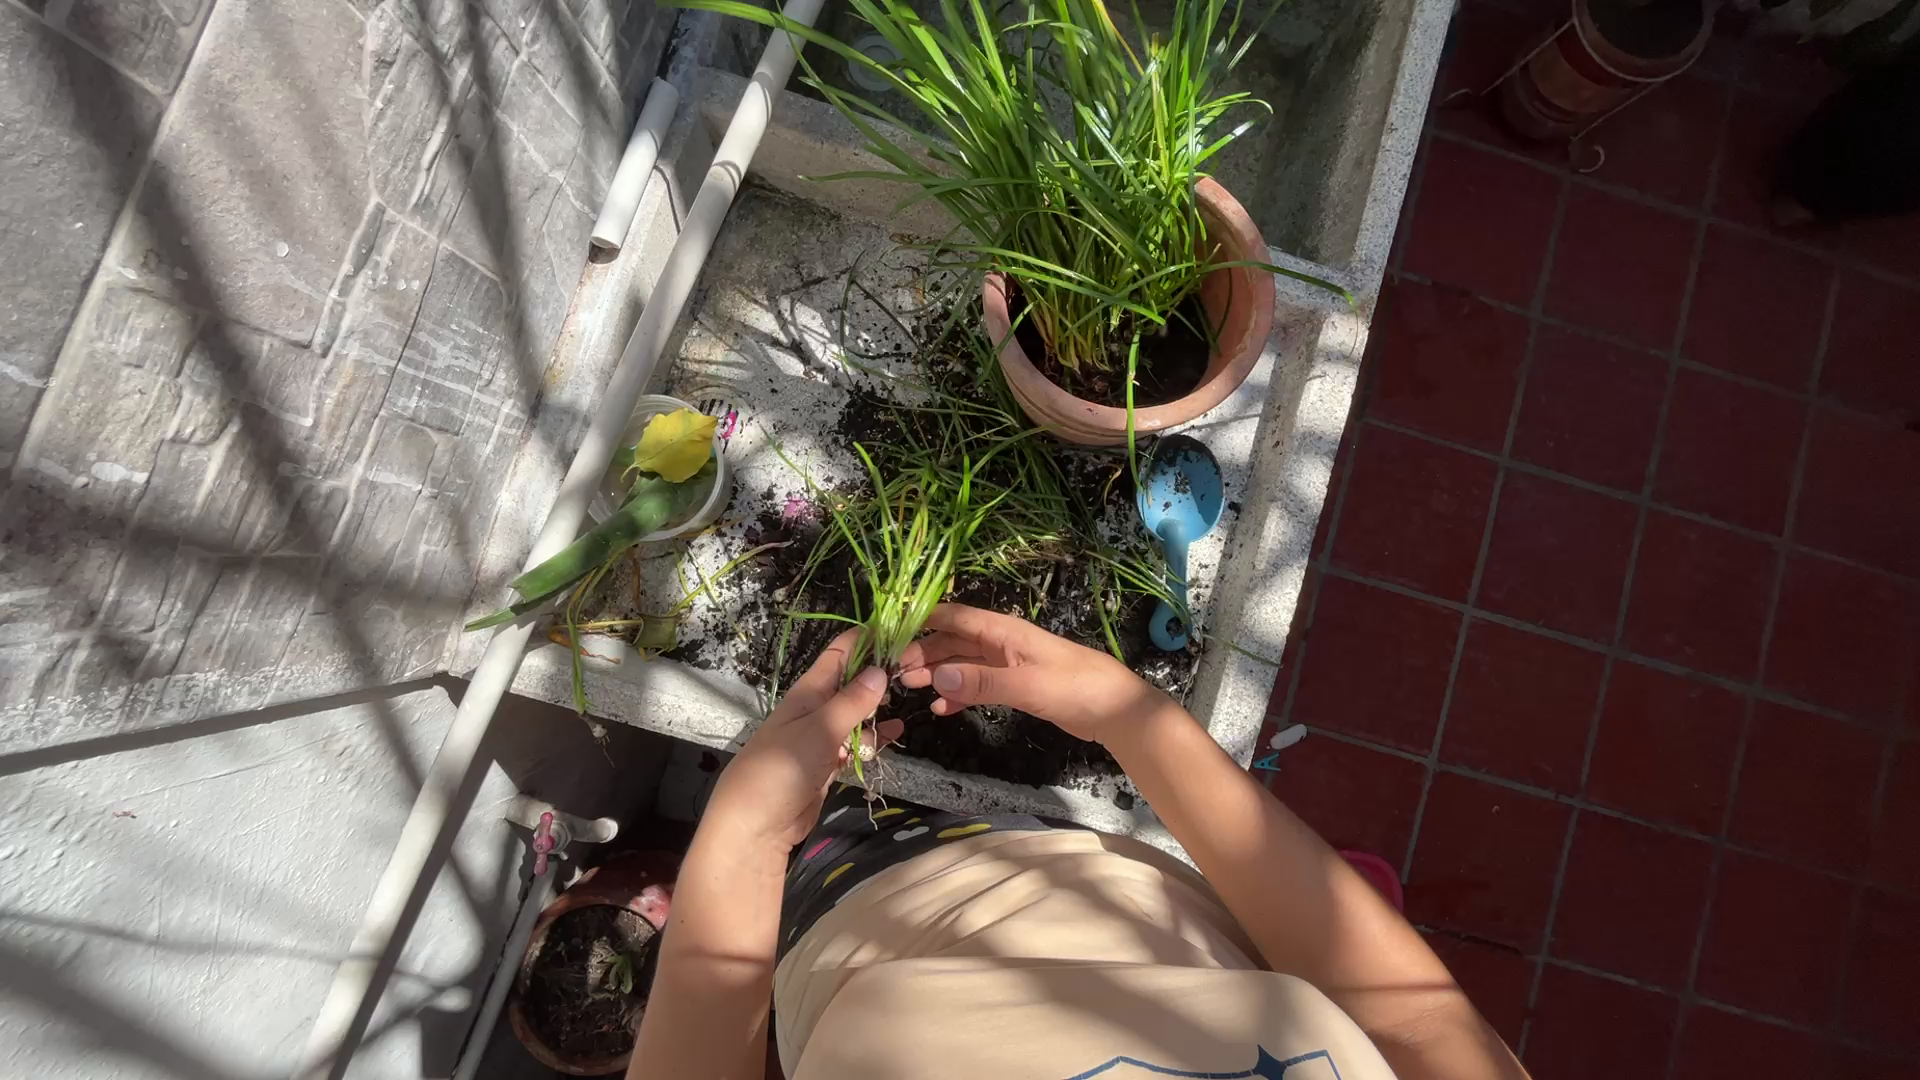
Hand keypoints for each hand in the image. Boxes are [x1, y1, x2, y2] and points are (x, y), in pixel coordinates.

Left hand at [705, 629, 899, 848]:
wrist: (756, 826)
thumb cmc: (782, 767)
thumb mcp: (821, 729)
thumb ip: (853, 701)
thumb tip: (881, 670)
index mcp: (809, 691)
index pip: (840, 652)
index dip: (866, 639)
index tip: (900, 632)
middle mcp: (816, 708)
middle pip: (852, 681)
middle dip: (878, 675)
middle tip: (912, 672)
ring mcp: (822, 736)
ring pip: (857, 713)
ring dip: (877, 710)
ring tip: (903, 707)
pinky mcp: (828, 763)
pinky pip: (855, 742)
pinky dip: (873, 738)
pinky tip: (894, 734)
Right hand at [896, 603, 1167, 743]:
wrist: (1114, 710)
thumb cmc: (1074, 687)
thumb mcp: (1026, 685)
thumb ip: (981, 682)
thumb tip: (934, 675)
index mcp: (1003, 631)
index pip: (955, 617)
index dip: (923, 620)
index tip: (891, 632)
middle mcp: (1001, 642)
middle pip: (953, 641)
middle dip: (924, 652)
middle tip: (895, 673)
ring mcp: (1006, 664)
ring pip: (962, 663)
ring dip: (937, 673)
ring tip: (909, 687)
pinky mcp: (1014, 685)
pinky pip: (977, 685)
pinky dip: (958, 693)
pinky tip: (941, 707)